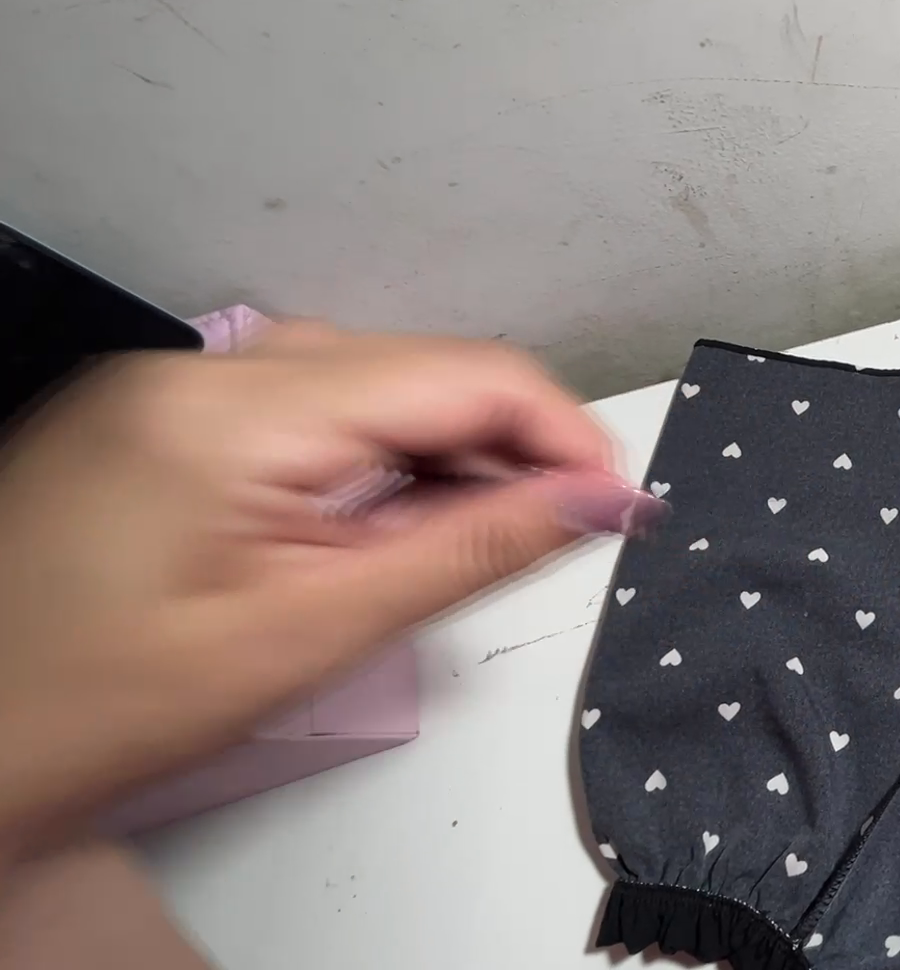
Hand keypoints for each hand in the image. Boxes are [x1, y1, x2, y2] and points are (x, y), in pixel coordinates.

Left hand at [0, 325, 661, 851]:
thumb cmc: (99, 709)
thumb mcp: (322, 629)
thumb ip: (485, 546)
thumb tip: (609, 501)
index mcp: (236, 413)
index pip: (472, 376)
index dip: (568, 433)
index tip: (618, 500)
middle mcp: (216, 371)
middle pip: (441, 372)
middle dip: (526, 446)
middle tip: (569, 524)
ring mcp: (201, 386)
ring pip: (405, 386)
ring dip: (473, 453)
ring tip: (491, 529)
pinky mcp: (200, 413)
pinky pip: (352, 407)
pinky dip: (413, 457)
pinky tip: (417, 514)